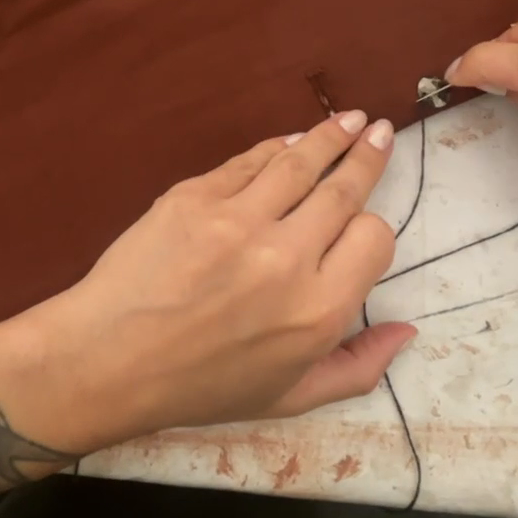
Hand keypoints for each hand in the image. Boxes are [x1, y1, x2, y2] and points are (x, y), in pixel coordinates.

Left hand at [34, 110, 414, 449]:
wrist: (109, 358)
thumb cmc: (201, 386)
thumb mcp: (290, 399)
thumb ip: (357, 368)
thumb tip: (408, 328)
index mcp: (317, 310)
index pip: (373, 238)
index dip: (373, 228)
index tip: (362, 224)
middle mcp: (286, 258)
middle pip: (342, 190)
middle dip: (366, 156)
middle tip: (378, 130)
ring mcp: (237, 220)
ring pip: (299, 162)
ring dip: (329, 135)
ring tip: (348, 118)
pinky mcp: (195, 195)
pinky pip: (247, 161)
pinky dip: (275, 147)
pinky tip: (290, 140)